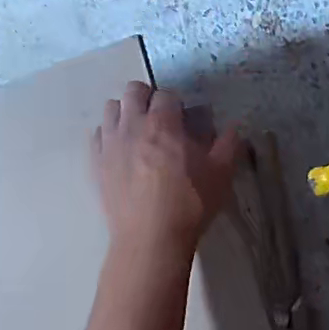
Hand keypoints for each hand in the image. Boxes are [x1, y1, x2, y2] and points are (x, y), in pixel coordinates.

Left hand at [93, 81, 238, 253]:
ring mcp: (110, 143)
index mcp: (163, 123)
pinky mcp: (96, 163)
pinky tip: (121, 151)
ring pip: (111, 108)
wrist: (149, 239)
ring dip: (125, 112)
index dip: (177, 103)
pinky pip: (97, 134)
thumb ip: (228, 145)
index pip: (166, 94)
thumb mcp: (220, 174)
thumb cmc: (189, 204)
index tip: (184, 119)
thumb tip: (233, 129)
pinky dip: (109, 135)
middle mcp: (132, 125)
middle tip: (160, 119)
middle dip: (147, 98)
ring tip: (138, 131)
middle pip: (133, 91)